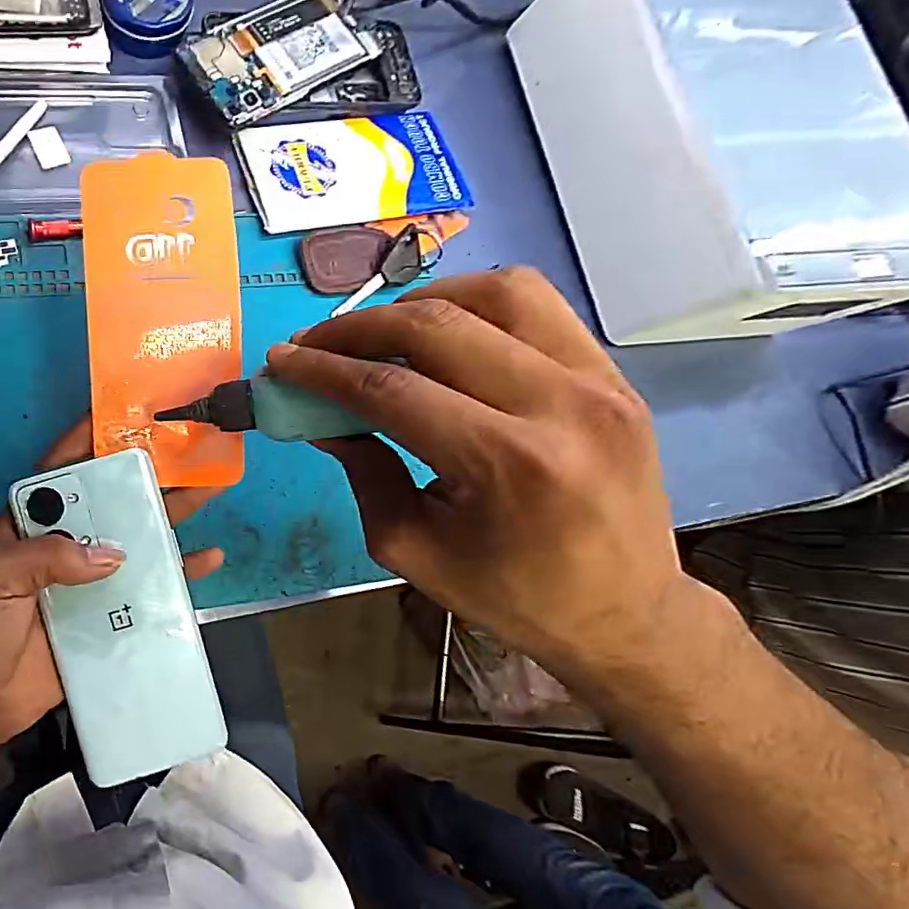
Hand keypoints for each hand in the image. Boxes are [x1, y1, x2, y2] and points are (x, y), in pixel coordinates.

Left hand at [0, 421, 225, 744]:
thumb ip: (45, 558)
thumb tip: (112, 553)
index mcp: (30, 524)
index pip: (61, 471)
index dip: (89, 441)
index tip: (124, 414)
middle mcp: (65, 541)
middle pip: (110, 498)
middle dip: (144, 472)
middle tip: (185, 446)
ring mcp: (91, 575)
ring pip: (137, 534)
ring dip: (172, 512)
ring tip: (209, 486)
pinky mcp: (111, 610)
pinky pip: (151, 584)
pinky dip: (180, 570)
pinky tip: (209, 556)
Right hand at [264, 267, 682, 668]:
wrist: (626, 615)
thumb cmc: (512, 594)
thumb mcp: (411, 547)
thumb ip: (362, 471)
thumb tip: (320, 415)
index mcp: (506, 465)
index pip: (391, 389)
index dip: (323, 370)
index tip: (281, 362)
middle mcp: (560, 407)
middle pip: (434, 327)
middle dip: (355, 329)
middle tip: (313, 343)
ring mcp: (599, 381)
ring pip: (492, 293)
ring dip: (416, 302)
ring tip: (378, 331)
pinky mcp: (612, 373)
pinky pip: (534, 303)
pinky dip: (472, 301)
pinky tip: (440, 328)